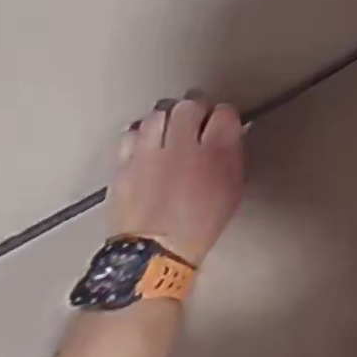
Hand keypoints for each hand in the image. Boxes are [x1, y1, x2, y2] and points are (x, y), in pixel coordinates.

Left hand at [109, 94, 245, 265]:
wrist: (156, 252)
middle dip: (194, 109)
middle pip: (190, 104)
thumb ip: (232, 155)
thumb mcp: (232, 188)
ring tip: (169, 130)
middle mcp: (183, 145)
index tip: (221, 124)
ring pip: (158, 113)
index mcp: (218, 152)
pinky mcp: (124, 162)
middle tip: (195, 121)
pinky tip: (146, 144)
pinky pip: (131, 132)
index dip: (224, 115)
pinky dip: (140, 133)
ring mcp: (150, 152)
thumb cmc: (202, 223)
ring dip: (167, 118)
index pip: (224, 112)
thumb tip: (231, 133)